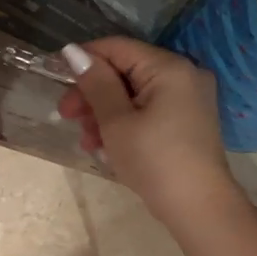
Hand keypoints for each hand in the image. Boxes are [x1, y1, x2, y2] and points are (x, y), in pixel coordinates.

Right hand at [57, 38, 236, 218]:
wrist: (198, 207)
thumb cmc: (154, 160)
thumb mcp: (116, 121)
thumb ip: (95, 83)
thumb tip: (72, 51)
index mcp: (169, 68)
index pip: (118, 48)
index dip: (84, 59)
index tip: (57, 79)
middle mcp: (184, 75)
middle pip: (126, 72)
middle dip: (93, 93)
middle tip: (66, 116)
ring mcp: (189, 99)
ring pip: (135, 94)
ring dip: (105, 113)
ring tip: (86, 140)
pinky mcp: (189, 121)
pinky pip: (150, 111)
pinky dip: (126, 123)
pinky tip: (106, 147)